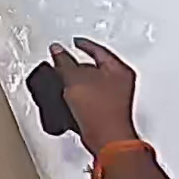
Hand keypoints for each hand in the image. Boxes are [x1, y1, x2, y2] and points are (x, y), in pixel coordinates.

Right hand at [50, 38, 138, 154]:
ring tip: (64, 77)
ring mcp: (115, 96)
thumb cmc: (99, 109)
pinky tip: (70, 95)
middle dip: (79, 63)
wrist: (104, 137)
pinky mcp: (106, 108)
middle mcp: (121, 81)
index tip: (75, 41)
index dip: (83, 44)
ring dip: (78, 79)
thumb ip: (64, 61)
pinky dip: (79, 92)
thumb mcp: (74, 78)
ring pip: (93, 81)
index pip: (98, 50)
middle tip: (64, 59)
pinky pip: (90, 94)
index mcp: (119, 70)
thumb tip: (57, 49)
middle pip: (96, 65)